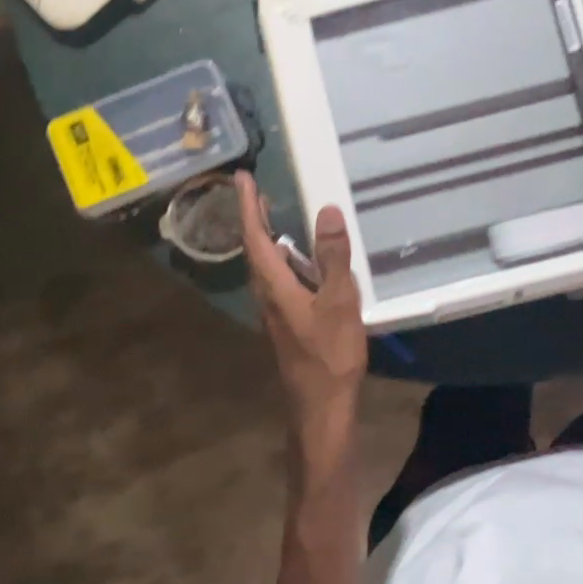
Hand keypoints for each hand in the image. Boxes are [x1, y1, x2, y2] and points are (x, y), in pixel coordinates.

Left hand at [237, 172, 366, 484]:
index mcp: (275, 285)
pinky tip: (304, 263)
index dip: (249, 206)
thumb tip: (326, 210)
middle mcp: (267, 296)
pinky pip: (280, 281)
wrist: (321, 406)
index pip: (256, 236)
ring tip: (280, 217)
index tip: (243, 177)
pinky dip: (285, 261)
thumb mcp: (339, 302)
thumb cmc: (329, 354)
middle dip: (256, 218)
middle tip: (260, 190)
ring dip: (269, 239)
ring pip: (266, 267)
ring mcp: (275, 312)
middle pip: (255, 250)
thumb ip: (332, 257)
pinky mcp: (286, 324)